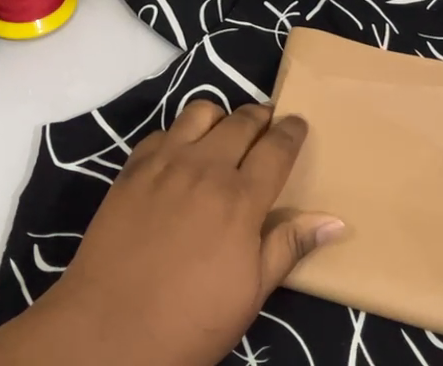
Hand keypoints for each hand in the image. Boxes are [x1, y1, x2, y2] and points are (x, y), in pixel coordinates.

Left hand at [0, 101, 340, 365]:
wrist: (108, 331)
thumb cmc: (190, 321)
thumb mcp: (250, 293)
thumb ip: (289, 246)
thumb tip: (335, 221)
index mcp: (241, 199)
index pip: (278, 146)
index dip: (293, 131)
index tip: (298, 124)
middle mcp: (206, 168)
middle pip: (243, 120)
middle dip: (261, 118)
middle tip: (266, 127)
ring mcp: (166, 163)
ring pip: (202, 112)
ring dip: (220, 118)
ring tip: (223, 136)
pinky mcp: (132, 169)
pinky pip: (163, 131)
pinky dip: (179, 135)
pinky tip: (180, 157)